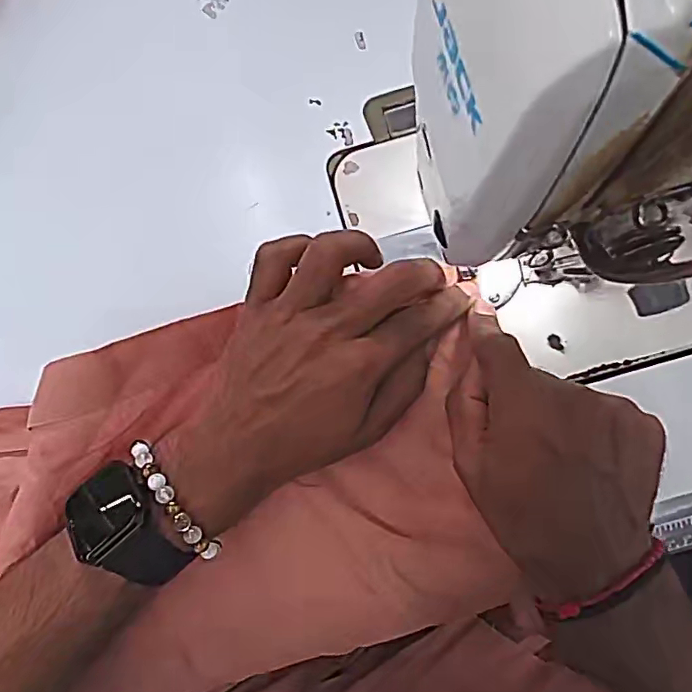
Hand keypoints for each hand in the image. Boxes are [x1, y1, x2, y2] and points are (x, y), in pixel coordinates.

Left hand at [162, 231, 471, 531]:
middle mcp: (326, 332)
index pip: (417, 321)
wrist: (239, 446)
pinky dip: (295, 246)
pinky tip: (312, 259)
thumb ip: (405, 386)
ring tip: (371, 260)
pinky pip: (273, 258)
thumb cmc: (299, 443)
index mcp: (358, 366)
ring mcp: (289, 315)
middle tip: (428, 278)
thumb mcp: (368, 429)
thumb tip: (428, 349)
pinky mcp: (258, 307)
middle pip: (389, 282)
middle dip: (424, 272)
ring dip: (359, 246)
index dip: (445, 306)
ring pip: (328, 253)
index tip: (453, 300)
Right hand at [446, 313, 666, 600]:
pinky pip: (605, 410)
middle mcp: (571, 398)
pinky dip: (595, 428)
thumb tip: (470, 367)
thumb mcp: (470, 466)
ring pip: (572, 394)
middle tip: (524, 442)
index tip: (482, 322)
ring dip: (562, 416)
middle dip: (525, 399)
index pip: (500, 345)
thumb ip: (464, 404)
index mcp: (523, 404)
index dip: (486, 335)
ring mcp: (611, 409)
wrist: (592, 561)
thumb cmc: (529, 522)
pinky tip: (587, 460)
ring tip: (559, 459)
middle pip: (536, 377)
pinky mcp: (640, 423)